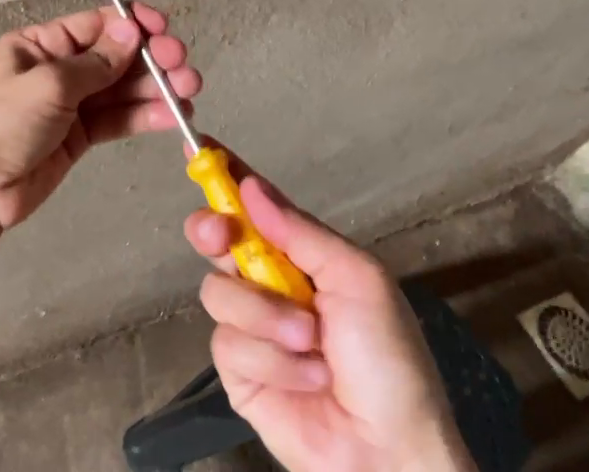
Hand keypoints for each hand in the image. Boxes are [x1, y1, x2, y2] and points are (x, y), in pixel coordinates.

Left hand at [0, 2, 200, 228]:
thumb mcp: (46, 85)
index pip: (93, 25)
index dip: (130, 24)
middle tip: (182, 66)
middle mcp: (57, 69)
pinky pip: (117, 119)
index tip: (163, 28)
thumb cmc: (0, 124)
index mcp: (38, 44)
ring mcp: (70, 105)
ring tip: (189, 91)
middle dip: (150, 58)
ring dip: (156, 88)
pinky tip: (174, 116)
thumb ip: (95, 63)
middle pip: (113, 57)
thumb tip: (131, 31)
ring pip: (121, 89)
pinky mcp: (80, 137)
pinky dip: (145, 116)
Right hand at [183, 149, 474, 471]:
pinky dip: (270, 359)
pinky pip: (227, 343)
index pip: (256, 205)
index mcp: (302, 253)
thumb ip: (301, 232)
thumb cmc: (389, 358)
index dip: (227, 175)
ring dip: (268, 318)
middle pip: (217, 239)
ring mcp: (251, 326)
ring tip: (313, 344)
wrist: (388, 450)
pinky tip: (305, 377)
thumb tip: (250, 186)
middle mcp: (270, 282)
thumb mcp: (358, 279)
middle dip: (213, 230)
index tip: (199, 146)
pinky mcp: (237, 370)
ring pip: (219, 292)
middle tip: (221, 235)